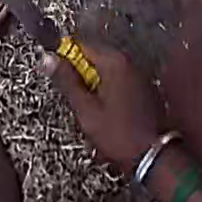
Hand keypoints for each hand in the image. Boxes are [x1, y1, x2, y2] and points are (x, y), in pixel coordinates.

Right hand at [44, 41, 162, 171]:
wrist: (154, 157)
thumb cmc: (118, 134)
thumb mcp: (86, 110)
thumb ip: (67, 81)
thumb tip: (47, 58)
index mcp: (113, 61)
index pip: (81, 44)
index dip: (67, 59)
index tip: (62, 78)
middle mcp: (127, 61)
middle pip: (94, 58)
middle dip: (82, 77)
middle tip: (80, 103)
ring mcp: (137, 73)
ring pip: (105, 71)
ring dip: (95, 88)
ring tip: (95, 114)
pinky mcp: (142, 86)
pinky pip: (118, 81)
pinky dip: (109, 93)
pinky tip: (109, 116)